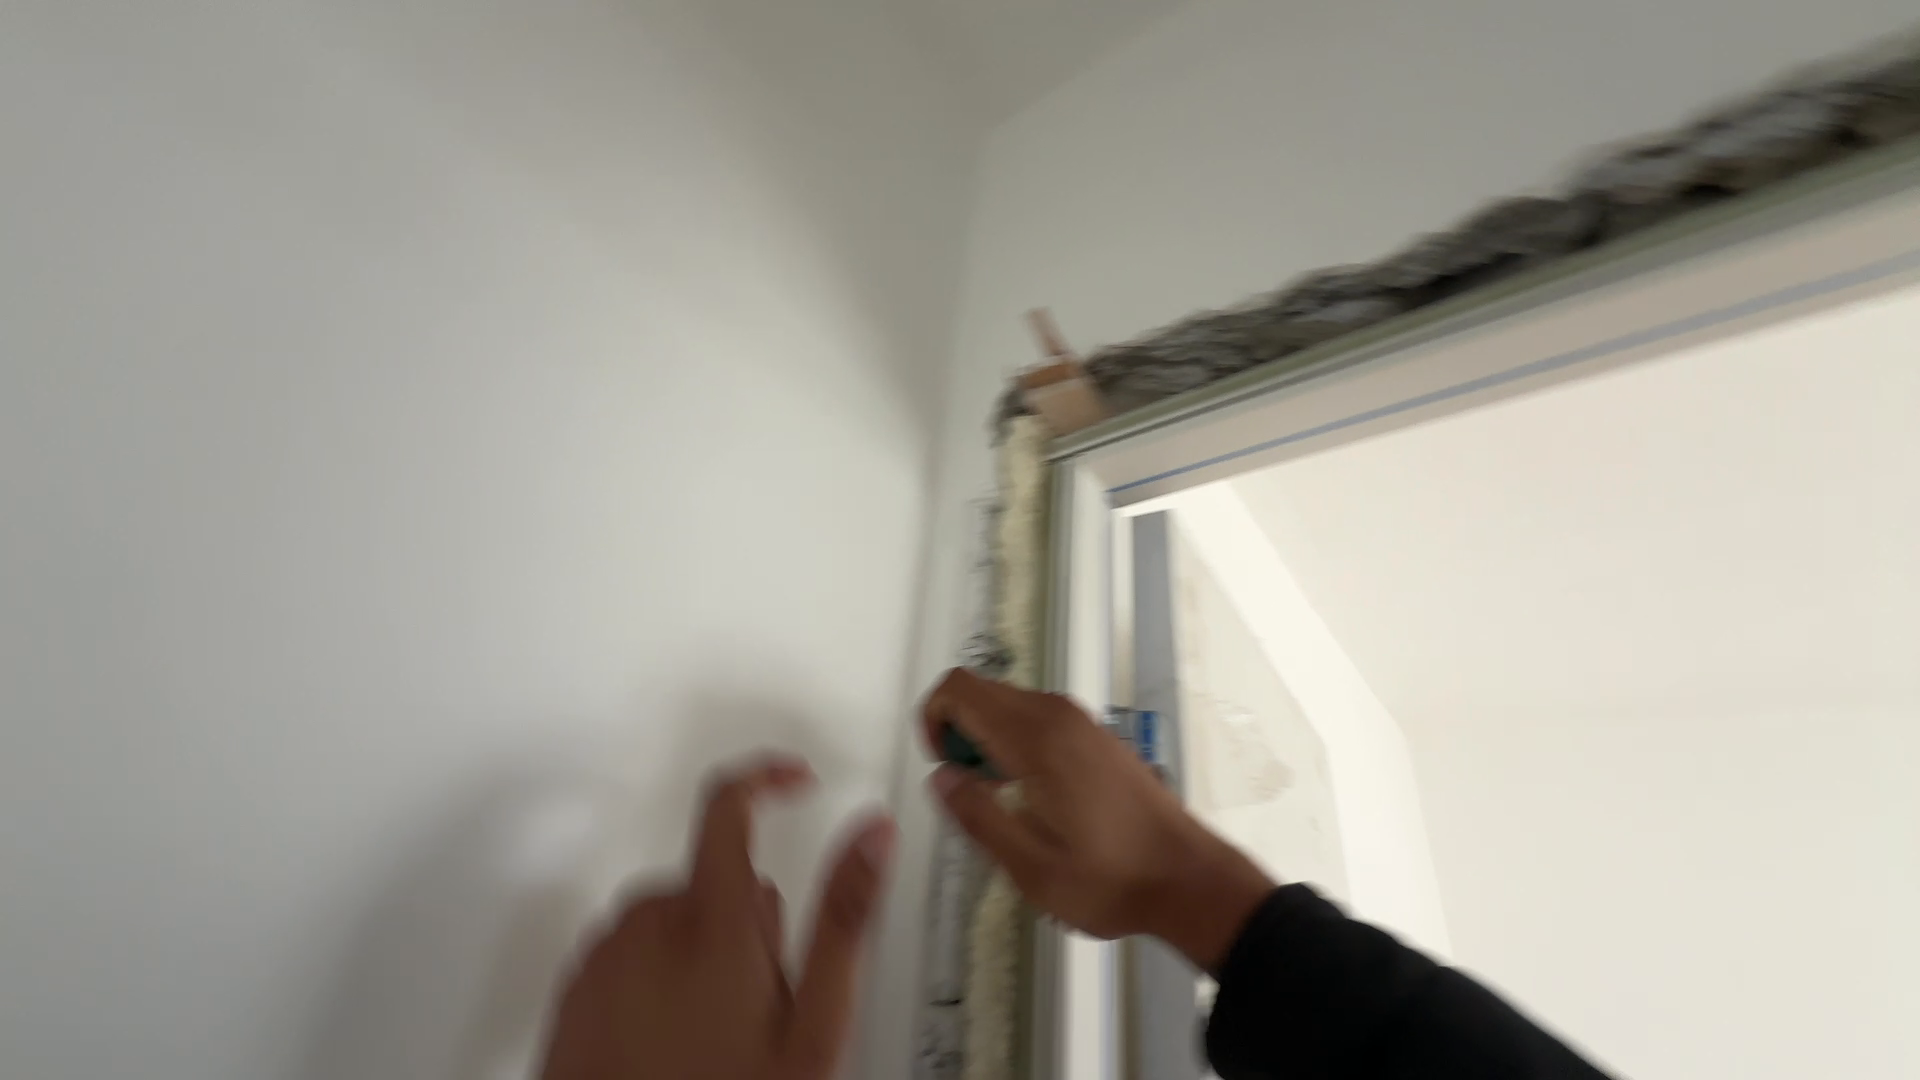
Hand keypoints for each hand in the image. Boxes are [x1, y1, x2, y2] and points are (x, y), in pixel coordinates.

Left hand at [539, 756, 895, 1079]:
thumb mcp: (813, 1029)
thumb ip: (845, 914)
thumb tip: (873, 830)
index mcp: (708, 923)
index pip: (729, 805)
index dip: (767, 777)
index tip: (797, 782)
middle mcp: (644, 927)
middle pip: (714, 879)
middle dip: (748, 919)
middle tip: (765, 1002)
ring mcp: (600, 961)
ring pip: (676, 918)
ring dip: (706, 953)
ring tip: (719, 1039)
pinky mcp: (573, 994)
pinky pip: (632, 952)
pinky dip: (660, 976)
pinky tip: (673, 1047)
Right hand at [920, 669, 1271, 971]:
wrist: (1188, 877)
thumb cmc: (1110, 878)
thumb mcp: (1029, 866)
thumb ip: (977, 815)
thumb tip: (941, 777)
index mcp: (1036, 738)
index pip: (959, 689)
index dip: (933, 719)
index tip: (944, 767)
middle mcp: (1056, 714)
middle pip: (979, 689)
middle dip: (955, 729)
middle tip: (971, 788)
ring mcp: (1078, 719)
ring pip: (1006, 701)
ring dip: (985, 737)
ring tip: (1001, 796)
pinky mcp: (1093, 732)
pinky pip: (1034, 715)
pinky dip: (1013, 738)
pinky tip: (1031, 792)